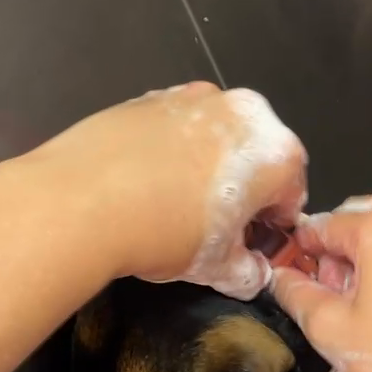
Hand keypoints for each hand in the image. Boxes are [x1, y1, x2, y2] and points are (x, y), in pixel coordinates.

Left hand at [25, 82, 307, 299]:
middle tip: (215, 224)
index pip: (292, 194)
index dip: (273, 225)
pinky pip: (181, 126)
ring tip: (177, 202)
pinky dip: (175, 149)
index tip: (250, 243)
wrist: (79, 200)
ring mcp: (197, 96)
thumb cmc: (166, 233)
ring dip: (212, 166)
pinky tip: (148, 180)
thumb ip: (248, 273)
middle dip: (246, 188)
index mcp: (277, 152)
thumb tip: (255, 275)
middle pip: (259, 157)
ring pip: (219, 138)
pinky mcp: (154, 95)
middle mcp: (246, 113)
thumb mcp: (217, 267)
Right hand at [270, 198, 371, 371]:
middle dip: (338, 252)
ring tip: (365, 298)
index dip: (306, 252)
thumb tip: (277, 273)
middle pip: (355, 219)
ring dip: (365, 253)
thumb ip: (294, 291)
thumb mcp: (328, 326)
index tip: (299, 277)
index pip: (324, 225)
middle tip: (338, 295)